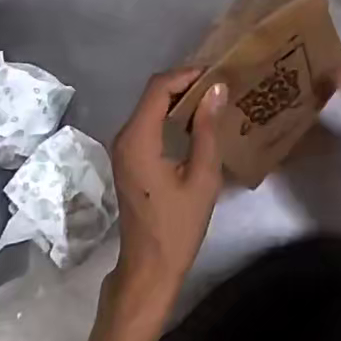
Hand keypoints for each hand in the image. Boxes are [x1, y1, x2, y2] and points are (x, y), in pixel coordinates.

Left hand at [108, 69, 225, 304]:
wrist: (149, 267)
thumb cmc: (178, 226)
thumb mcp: (202, 177)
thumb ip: (207, 130)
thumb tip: (216, 89)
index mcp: (138, 139)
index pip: (158, 88)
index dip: (186, 74)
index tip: (215, 73)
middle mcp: (124, 137)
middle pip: (152, 94)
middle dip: (183, 84)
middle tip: (218, 84)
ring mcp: (122, 148)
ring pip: (149, 108)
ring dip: (177, 99)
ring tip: (211, 99)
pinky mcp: (127, 158)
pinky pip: (147, 124)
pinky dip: (169, 115)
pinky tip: (194, 122)